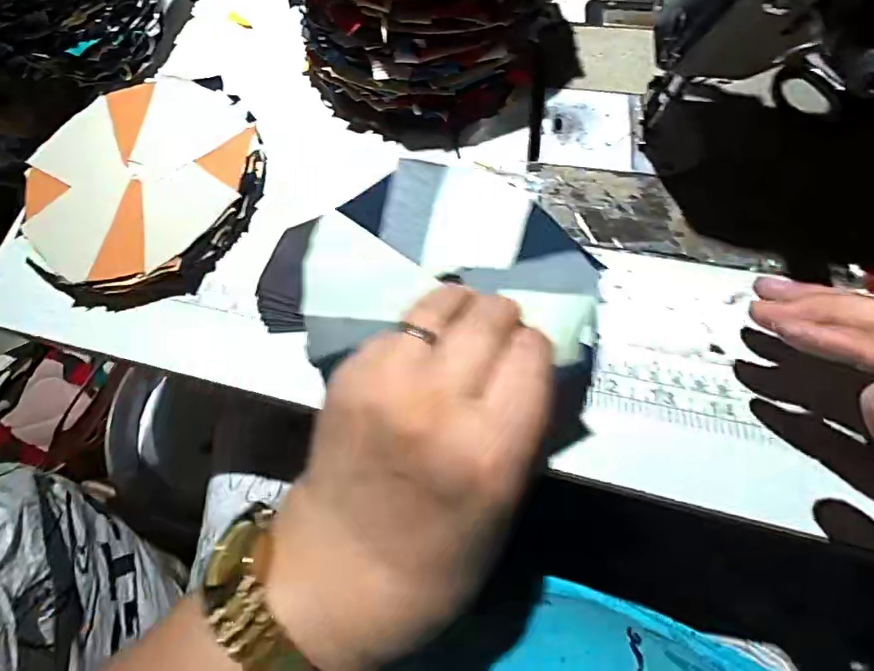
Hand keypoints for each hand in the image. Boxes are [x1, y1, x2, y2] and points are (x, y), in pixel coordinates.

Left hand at [266, 286, 552, 670]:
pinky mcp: (350, 371)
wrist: (337, 571)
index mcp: (489, 448)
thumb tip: (534, 358)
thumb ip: (526, 422)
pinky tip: (421, 350)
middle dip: (504, 316)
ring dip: (463, 307)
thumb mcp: (508, 500)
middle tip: (501, 328)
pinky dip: (420, 330)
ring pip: (442, 302)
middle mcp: (438, 403)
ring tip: (464, 322)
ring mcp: (387, 381)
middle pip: (490, 316)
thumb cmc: (440, 555)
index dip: (536, 347)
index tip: (530, 355)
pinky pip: (401, 325)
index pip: (532, 351)